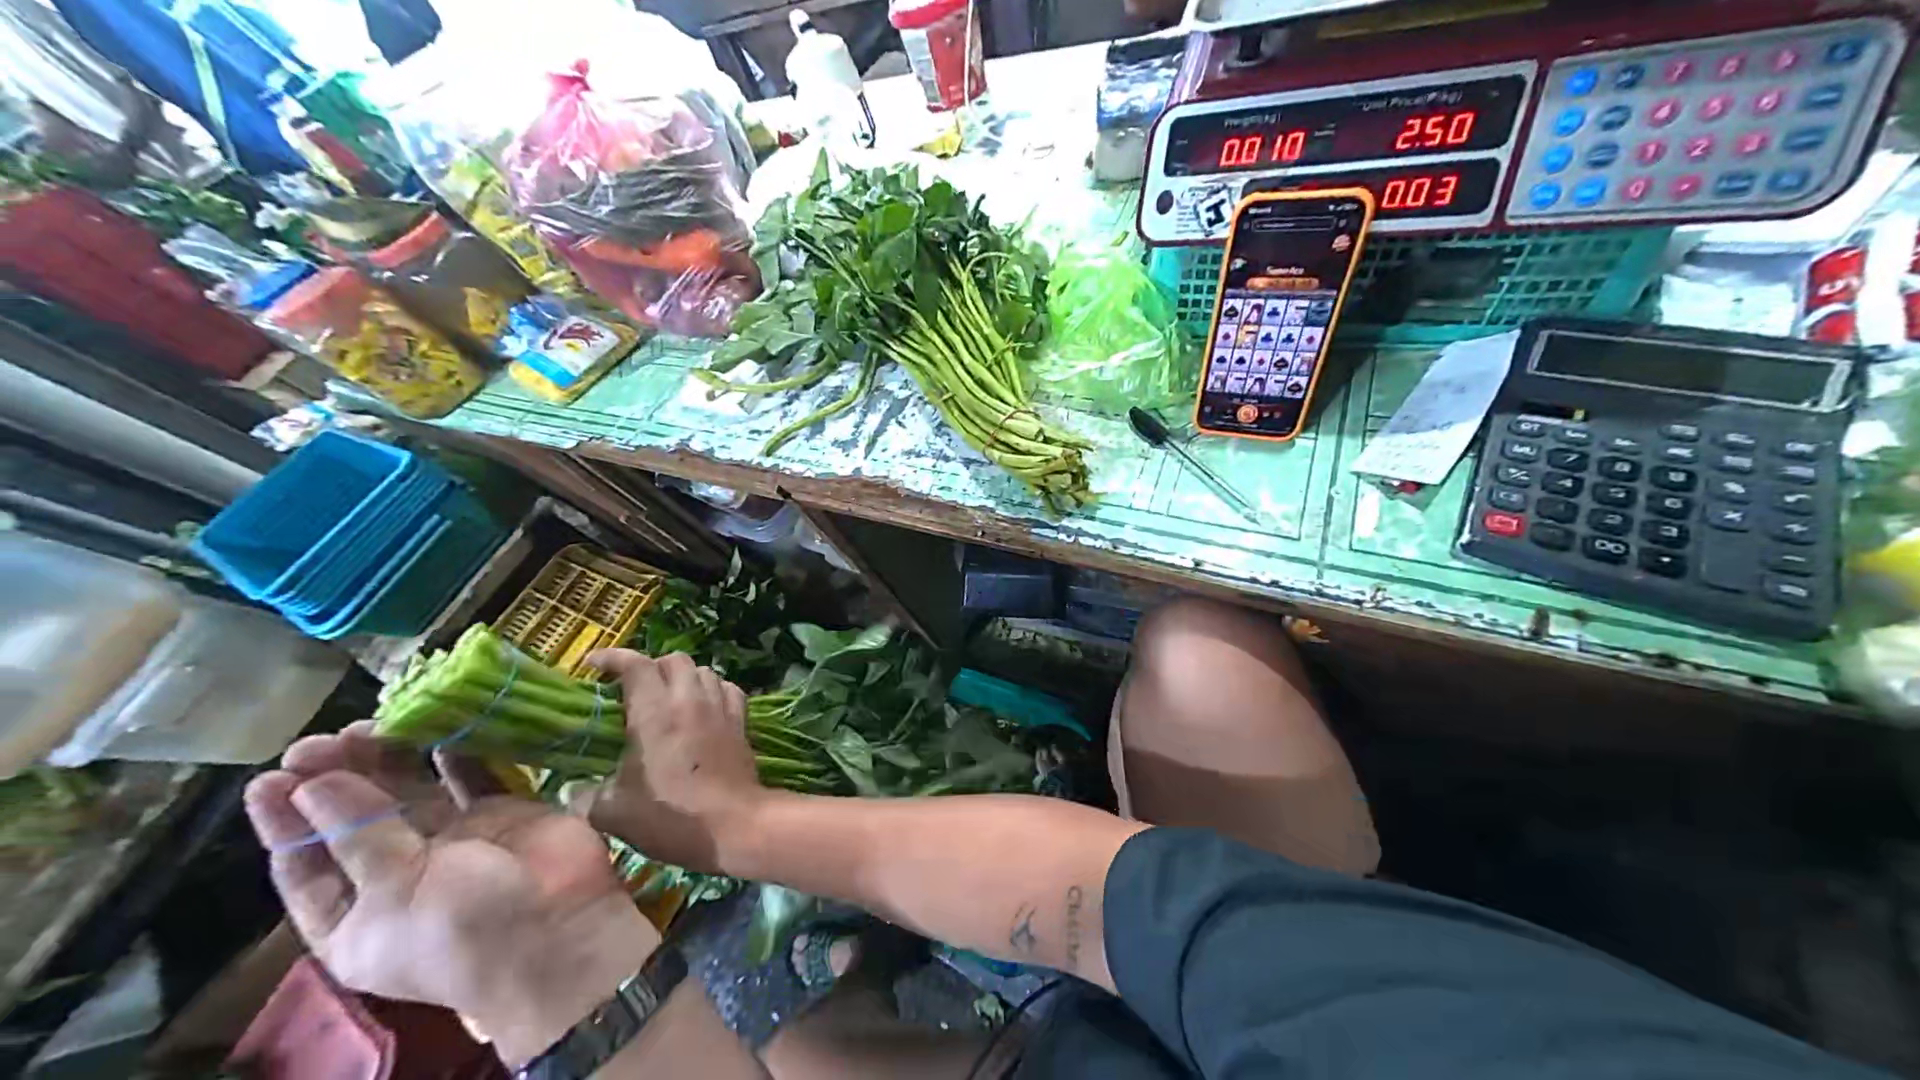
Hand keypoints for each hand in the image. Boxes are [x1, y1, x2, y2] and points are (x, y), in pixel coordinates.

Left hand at [245, 724, 659, 1067]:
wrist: (558, 925)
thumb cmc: (462, 926)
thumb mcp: (396, 892)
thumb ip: (359, 834)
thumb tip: (312, 785)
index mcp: (357, 913)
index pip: (306, 863)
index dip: (286, 821)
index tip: (272, 776)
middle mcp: (400, 872)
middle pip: (358, 817)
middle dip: (339, 779)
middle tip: (327, 740)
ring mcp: (454, 838)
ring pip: (413, 792)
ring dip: (392, 760)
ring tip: (374, 725)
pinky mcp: (500, 811)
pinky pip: (471, 776)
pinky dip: (455, 752)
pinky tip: (438, 725)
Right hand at [575, 651, 769, 874]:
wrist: (735, 825)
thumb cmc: (671, 816)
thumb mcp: (613, 813)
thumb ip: (587, 796)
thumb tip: (573, 790)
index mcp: (654, 712)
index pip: (635, 665)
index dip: (613, 658)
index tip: (593, 665)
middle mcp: (690, 699)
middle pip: (674, 660)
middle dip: (651, 666)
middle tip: (633, 688)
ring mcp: (720, 708)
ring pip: (704, 671)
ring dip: (684, 676)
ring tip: (669, 697)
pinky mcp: (741, 722)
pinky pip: (728, 689)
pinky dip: (714, 690)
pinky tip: (705, 707)